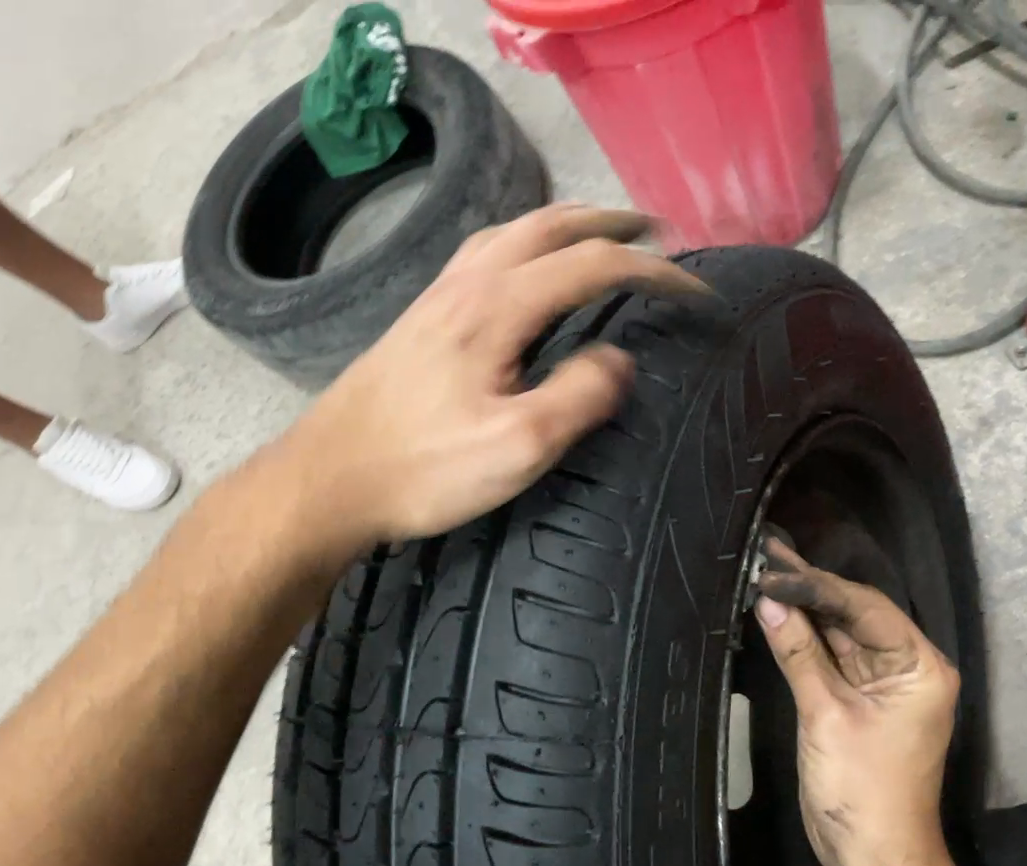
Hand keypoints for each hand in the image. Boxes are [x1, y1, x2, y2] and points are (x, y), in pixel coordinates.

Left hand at [269, 203, 709, 552]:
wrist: (328, 481)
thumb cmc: (424, 469)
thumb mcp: (519, 446)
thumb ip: (579, 396)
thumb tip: (620, 360)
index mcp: (497, 307)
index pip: (593, 265)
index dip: (654, 271)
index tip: (698, 291)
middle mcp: (468, 284)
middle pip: (550, 226)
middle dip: (611, 223)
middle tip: (657, 233)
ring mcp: (440, 296)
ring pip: (514, 232)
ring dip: (568, 225)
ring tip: (605, 238)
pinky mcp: (424, 317)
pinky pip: (488, 254)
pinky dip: (529, 243)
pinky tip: (530, 268)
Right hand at [752, 537, 961, 865]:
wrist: (877, 861)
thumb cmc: (863, 792)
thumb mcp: (826, 716)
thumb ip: (799, 654)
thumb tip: (769, 600)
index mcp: (920, 666)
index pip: (865, 607)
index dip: (817, 584)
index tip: (773, 566)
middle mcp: (909, 666)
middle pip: (854, 615)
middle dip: (810, 589)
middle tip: (767, 555)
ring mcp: (885, 684)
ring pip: (841, 634)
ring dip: (804, 610)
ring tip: (765, 572)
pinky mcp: (862, 700)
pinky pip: (833, 660)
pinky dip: (805, 640)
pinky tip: (778, 612)